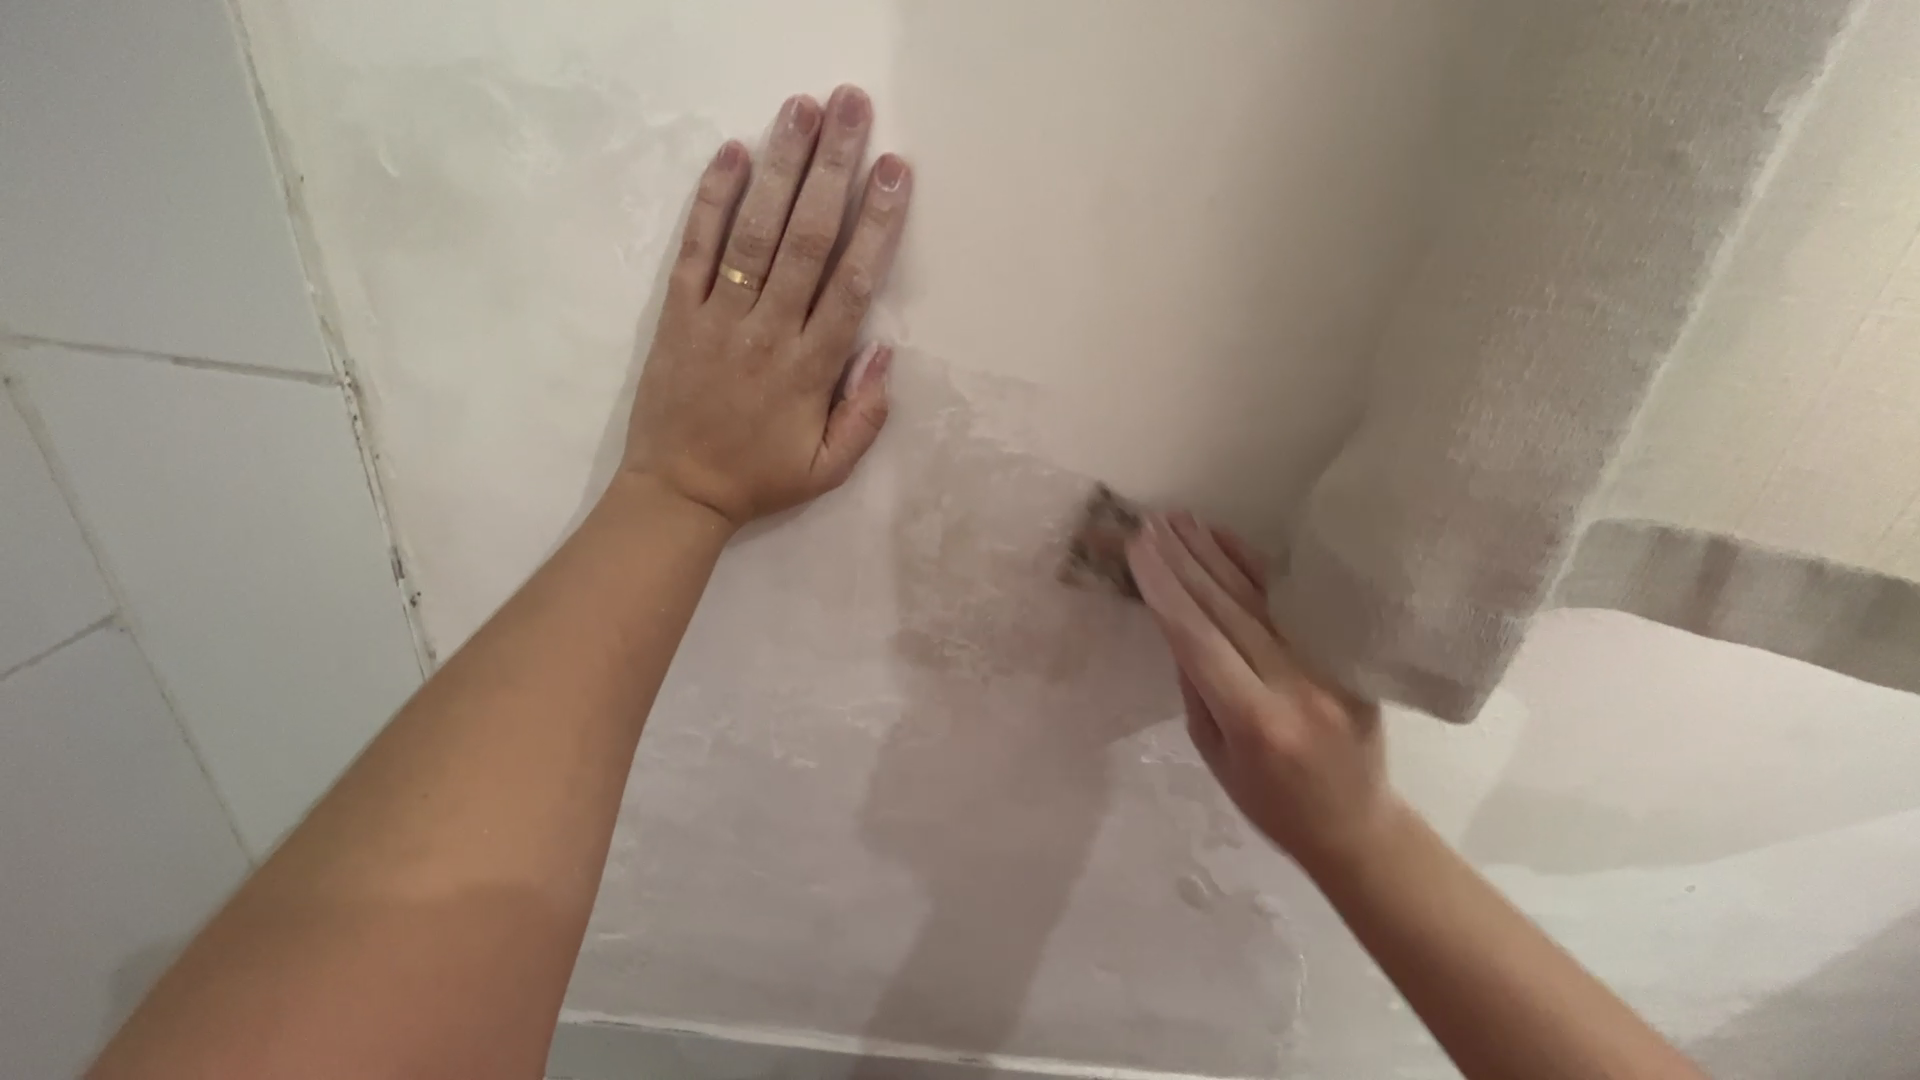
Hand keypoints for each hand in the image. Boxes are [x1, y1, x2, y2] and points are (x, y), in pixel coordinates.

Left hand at [622, 85, 911, 526]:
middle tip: (853, 107)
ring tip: (801, 109)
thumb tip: (886, 353)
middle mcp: (769, 332)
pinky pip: (696, 249)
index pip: (851, 284)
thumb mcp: (829, 469)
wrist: (678, 491)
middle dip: (833, 169)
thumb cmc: (760, 479)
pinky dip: (712, 200)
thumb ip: (865, 416)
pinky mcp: (678, 313)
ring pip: (754, 233)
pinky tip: (732, 153)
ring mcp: (719, 318)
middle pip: (806, 240)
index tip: (895, 173)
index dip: (876, 225)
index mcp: (811, 369)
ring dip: (779, 167)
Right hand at [1127, 511, 1396, 875]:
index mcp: (1256, 721)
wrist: (1358, 826)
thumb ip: (1196, 688)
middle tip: (1151, 524)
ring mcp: (1326, 666)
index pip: (1199, 640)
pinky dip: (1257, 568)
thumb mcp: (1214, 756)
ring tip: (1180, 521)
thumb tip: (1178, 625)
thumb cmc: (1271, 805)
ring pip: (1258, 597)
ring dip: (1214, 554)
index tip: (1137, 550)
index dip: (1165, 590)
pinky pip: (1291, 604)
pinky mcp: (1346, 655)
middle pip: (1227, 609)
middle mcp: (1294, 684)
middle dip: (1182, 562)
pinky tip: (1228, 540)